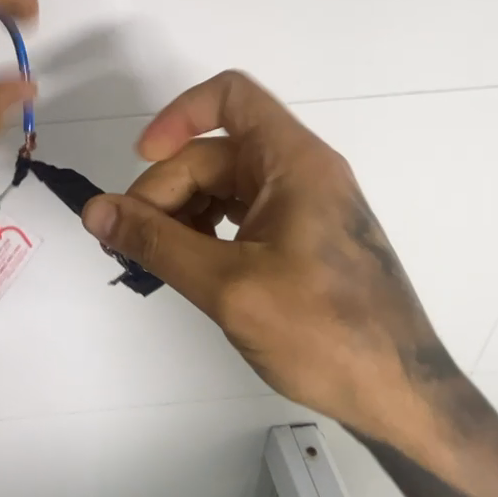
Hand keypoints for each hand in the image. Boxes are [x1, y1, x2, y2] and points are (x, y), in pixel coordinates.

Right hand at [81, 71, 457, 447]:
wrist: (404, 399)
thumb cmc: (324, 334)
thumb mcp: (229, 286)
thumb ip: (156, 243)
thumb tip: (93, 211)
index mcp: (295, 162)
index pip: (230, 97)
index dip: (178, 115)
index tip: (142, 160)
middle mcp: (300, 171)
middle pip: (213, 152)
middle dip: (165, 190)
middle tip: (130, 242)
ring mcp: (303, 205)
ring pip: (222, 183)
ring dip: (180, 212)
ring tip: (154, 258)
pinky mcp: (301, 236)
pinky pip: (240, 211)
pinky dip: (205, 230)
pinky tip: (188, 265)